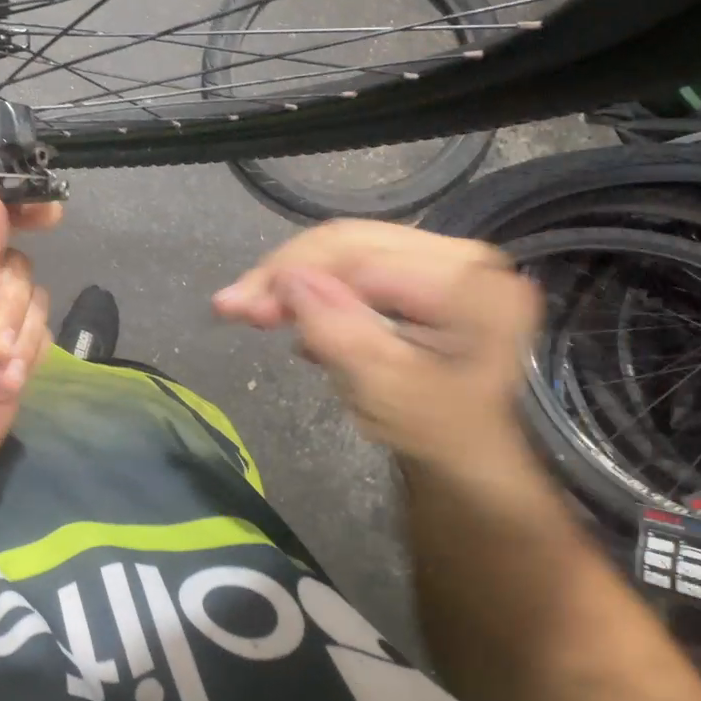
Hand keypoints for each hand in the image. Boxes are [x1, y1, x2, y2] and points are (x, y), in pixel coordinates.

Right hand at [212, 219, 542, 473]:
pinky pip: (351, 263)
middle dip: (283, 272)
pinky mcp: (418, 271)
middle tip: (231, 305)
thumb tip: (287, 278)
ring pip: (343, 249)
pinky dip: (311, 286)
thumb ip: (339, 331)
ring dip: (290, 278)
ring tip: (247, 308)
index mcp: (469, 285)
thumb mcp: (384, 389)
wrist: (467, 457)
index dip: (292, 275)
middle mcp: (462, 259)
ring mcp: (441, 262)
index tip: (238, 310)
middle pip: (350, 243)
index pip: (360, 258)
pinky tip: (287, 314)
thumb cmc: (435, 431)